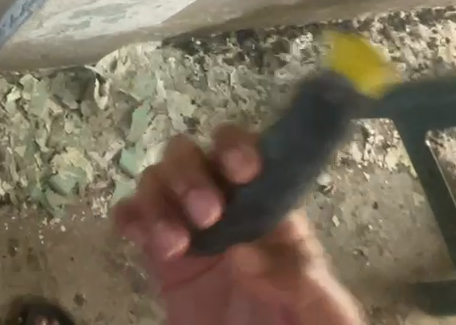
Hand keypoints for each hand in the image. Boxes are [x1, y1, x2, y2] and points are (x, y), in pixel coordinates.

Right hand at [112, 126, 364, 324]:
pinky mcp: (159, 257)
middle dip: (191, 173)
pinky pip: (132, 216)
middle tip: (205, 214)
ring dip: (157, 198)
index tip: (239, 169)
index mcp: (269, 211)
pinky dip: (128, 215)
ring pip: (158, 179)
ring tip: (171, 243)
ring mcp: (188, 230)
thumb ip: (301, 283)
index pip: (249, 153)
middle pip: (192, 155)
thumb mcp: (327, 316)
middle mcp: (224, 208)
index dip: (238, 148)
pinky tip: (134, 235)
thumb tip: (243, 253)